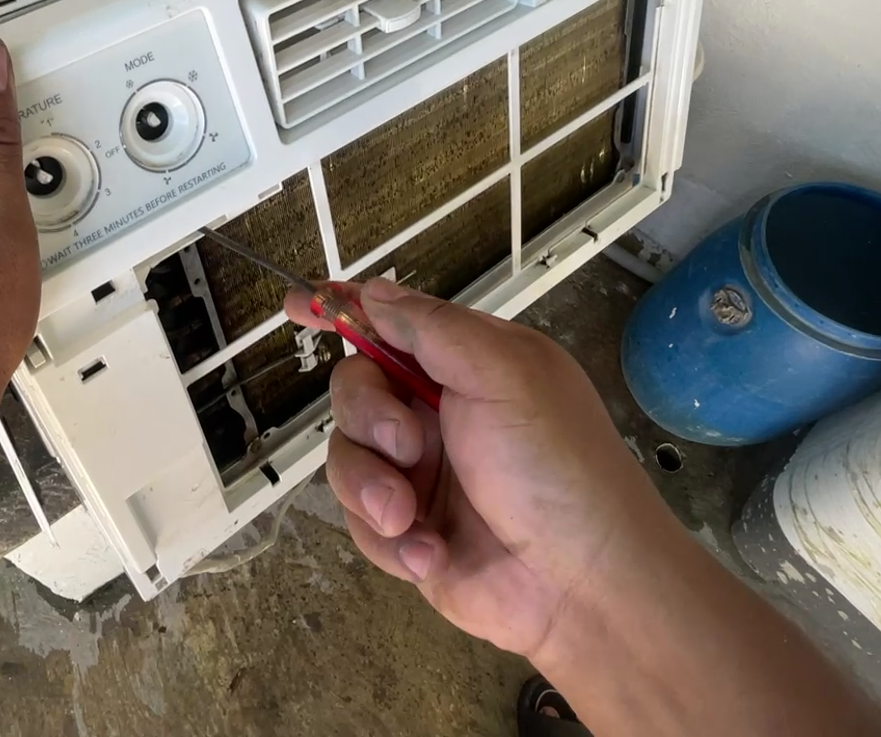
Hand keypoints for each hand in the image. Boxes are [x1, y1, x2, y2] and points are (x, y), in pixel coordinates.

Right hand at [288, 279, 679, 662]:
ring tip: (409, 517)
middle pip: (353, 385)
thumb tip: (372, 291)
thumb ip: (431, 328)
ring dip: (372, 486)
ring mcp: (416, 469)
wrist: (583, 588)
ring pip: (345, 453)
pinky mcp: (403, 526)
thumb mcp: (503, 375)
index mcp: (462, 363)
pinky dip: (387, 536)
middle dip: (369, 415)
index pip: (390, 321)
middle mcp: (432, 409)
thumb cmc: (554, 464)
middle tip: (407, 445)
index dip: (341, 308)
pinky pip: (357, 516)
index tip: (297, 304)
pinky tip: (429, 553)